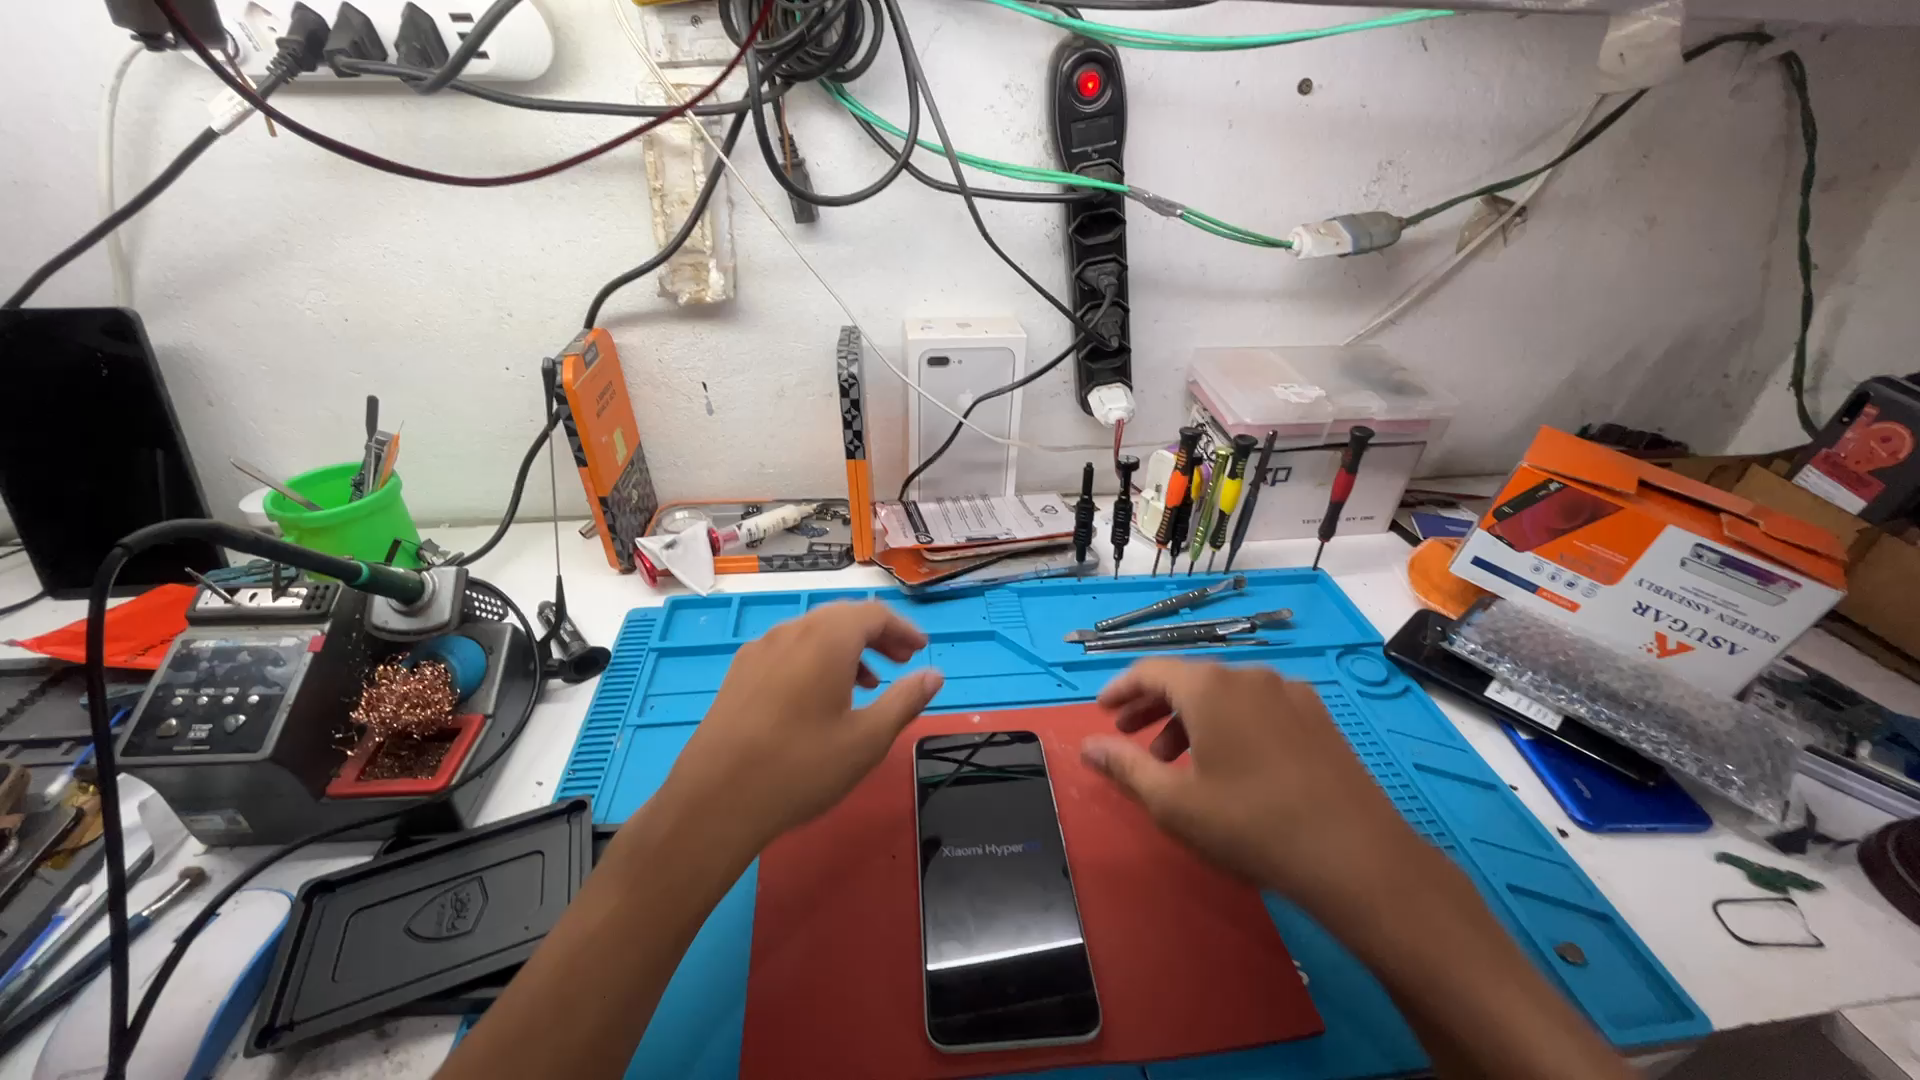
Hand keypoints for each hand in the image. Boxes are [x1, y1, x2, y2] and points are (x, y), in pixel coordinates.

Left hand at [663, 602, 943, 847]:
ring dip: (847, 650)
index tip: (921, 650)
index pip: (873, 614)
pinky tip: (820, 700)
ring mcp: (759, 651)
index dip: (902, 629)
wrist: (715, 800)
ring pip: (813, 634)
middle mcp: (791, 632)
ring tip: (868, 685)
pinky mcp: (739, 674)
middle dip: (877, 636)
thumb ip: (905, 701)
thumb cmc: (801, 767)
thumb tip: (933, 675)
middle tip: (902, 661)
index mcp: (827, 639)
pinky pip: (788, 652)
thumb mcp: (867, 739)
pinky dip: (816, 661)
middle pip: (842, 618)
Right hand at [1083, 658, 1424, 906]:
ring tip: (1175, 760)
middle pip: (1188, 679)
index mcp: (1209, 687)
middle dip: (1152, 705)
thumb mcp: (1173, 803)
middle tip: (1128, 735)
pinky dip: (1228, 723)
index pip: (1150, 671)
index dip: (1120, 690)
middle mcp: (1249, 677)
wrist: (1356, 856)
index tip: (1102, 713)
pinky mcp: (1318, 717)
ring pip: (1224, 694)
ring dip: (1190, 718)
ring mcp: (1290, 694)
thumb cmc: (1250, 825)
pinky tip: (1229, 763)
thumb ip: (1124, 767)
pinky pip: (1257, 707)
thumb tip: (1087, 746)